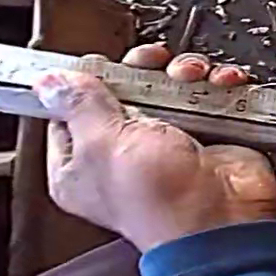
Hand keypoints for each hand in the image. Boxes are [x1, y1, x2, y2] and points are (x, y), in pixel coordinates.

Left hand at [33, 45, 275, 251]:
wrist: (222, 212)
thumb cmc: (157, 195)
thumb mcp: (104, 143)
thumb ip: (80, 107)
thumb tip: (50, 82)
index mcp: (83, 160)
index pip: (73, 109)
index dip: (87, 82)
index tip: (101, 63)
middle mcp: (130, 147)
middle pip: (133, 90)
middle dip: (146, 70)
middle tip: (153, 63)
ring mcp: (178, 138)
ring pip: (179, 86)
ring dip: (189, 72)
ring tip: (195, 76)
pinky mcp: (218, 131)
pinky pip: (218, 93)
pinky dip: (224, 83)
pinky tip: (225, 83)